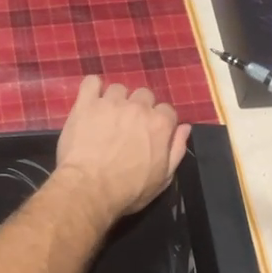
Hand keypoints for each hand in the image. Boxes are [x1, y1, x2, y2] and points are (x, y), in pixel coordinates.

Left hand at [55, 76, 191, 218]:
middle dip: (139, 108)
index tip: (150, 135)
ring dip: (116, 100)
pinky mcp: (86, 104)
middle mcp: (138, 107)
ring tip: (107, 118)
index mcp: (160, 123)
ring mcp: (111, 102)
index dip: (159, 122)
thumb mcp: (163, 178)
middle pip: (144, 95)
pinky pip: (91, 82)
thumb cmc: (129, 190)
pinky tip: (91, 101)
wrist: (90, 189)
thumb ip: (177, 149)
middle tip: (127, 127)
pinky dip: (93, 88)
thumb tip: (185, 128)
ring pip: (118, 89)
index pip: (167, 110)